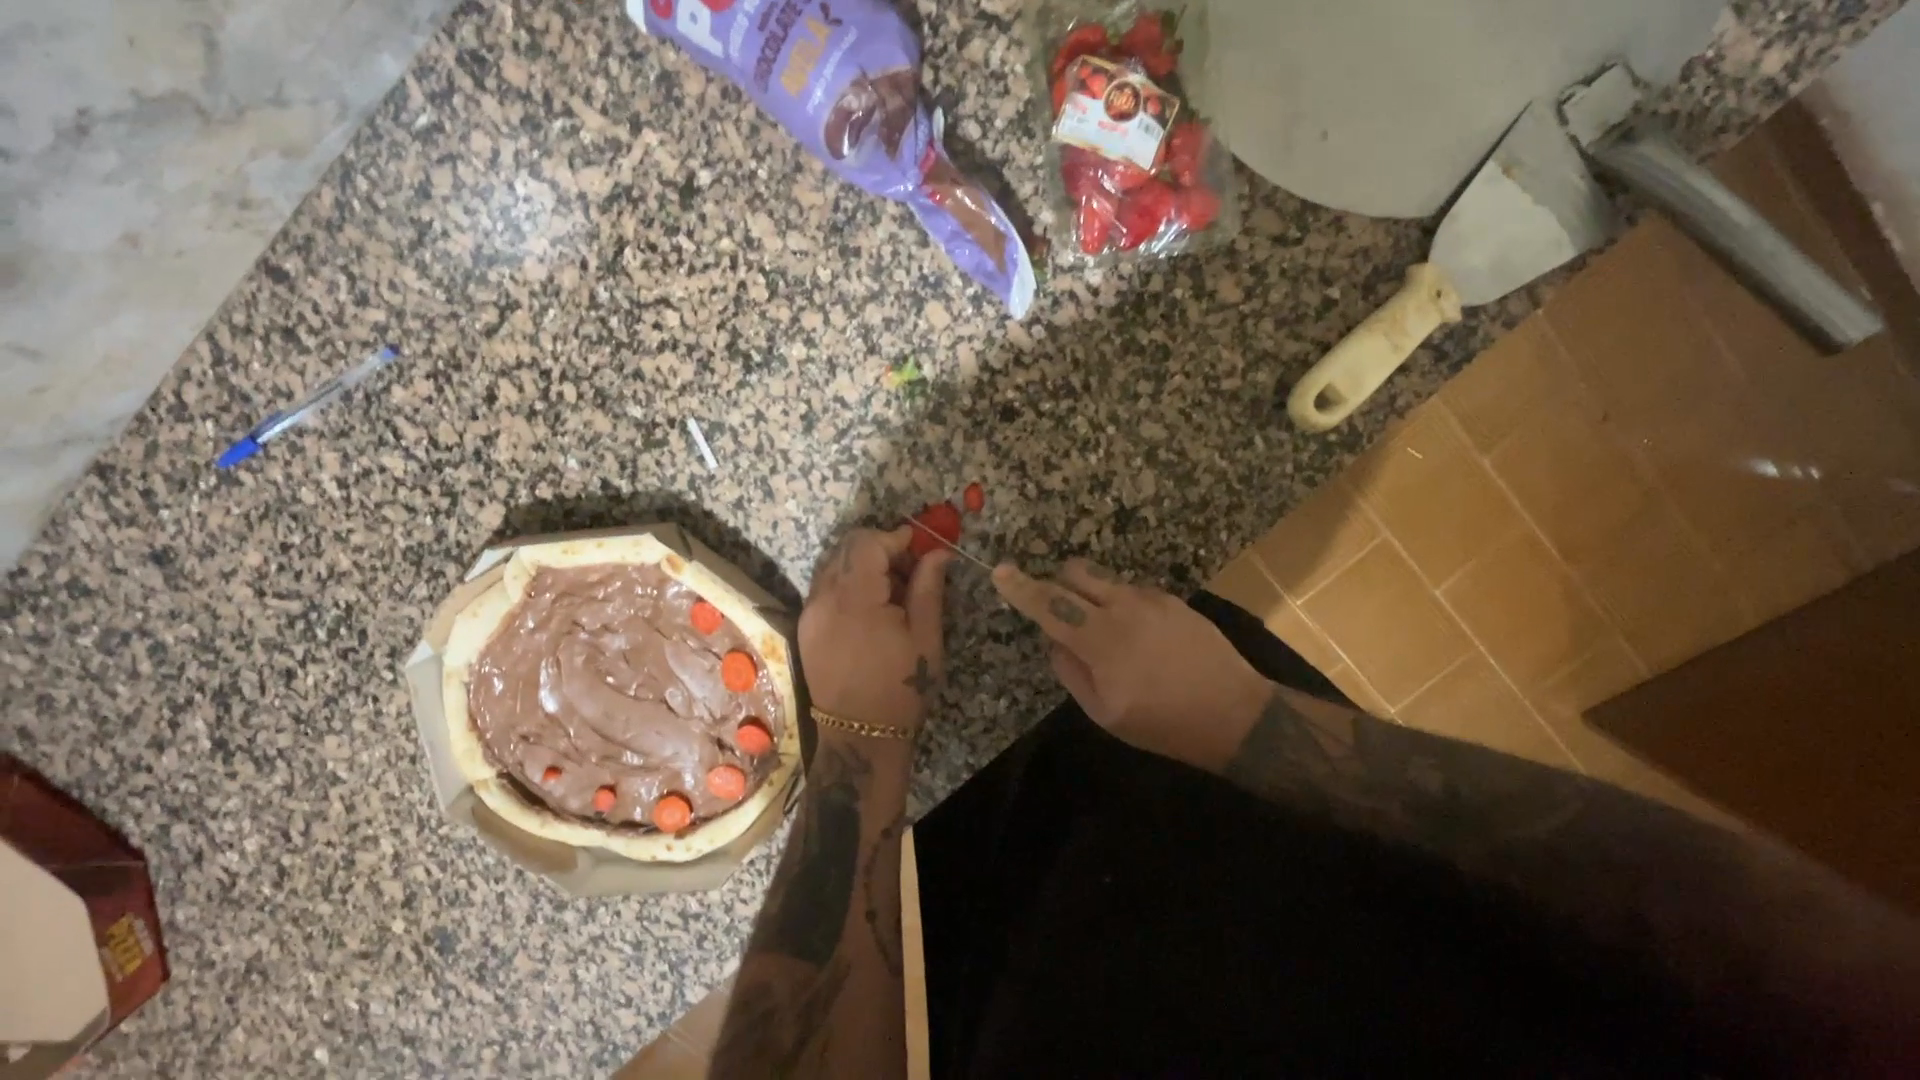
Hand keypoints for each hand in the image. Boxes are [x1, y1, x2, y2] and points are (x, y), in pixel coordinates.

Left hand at [800, 527, 953, 732]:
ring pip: (833, 566)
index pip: (868, 543)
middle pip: (846, 549)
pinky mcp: (805, 627)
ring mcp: (809, 613)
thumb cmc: (901, 687)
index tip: (921, 547)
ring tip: (894, 591)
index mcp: (854, 598)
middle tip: (911, 568)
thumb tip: (938, 553)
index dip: (896, 537)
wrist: (860, 735)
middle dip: (880, 548)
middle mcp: (823, 598)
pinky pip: (825, 588)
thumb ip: (928, 588)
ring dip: (863, 566)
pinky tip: (872, 608)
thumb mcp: (925, 637)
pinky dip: (848, 584)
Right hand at [992, 559, 1276, 770]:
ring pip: (1105, 580)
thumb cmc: (1163, 723)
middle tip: (1061, 611)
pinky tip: (1140, 638)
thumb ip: (1072, 672)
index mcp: (1100, 640)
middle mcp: (1123, 608)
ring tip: (1107, 632)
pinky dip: (1122, 604)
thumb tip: (1055, 642)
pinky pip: (1132, 591)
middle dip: (1058, 584)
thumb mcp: (1105, 713)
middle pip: (1075, 573)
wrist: (1235, 713)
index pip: (1049, 604)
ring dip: (1092, 594)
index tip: (1000, 571)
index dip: (1021, 587)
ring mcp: (1152, 599)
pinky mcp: (1173, 600)